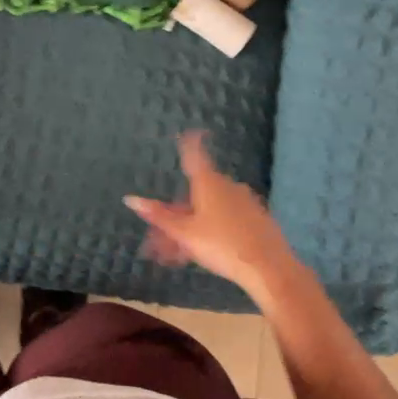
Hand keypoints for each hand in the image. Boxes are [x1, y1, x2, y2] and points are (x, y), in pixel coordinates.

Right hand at [124, 130, 304, 299]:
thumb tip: (130, 199)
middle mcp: (226, 186)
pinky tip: (200, 253)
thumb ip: (158, 216)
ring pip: (209, 210)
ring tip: (174, 255)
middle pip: (196, 193)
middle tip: (158, 239)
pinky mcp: (256, 219)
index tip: (189, 131)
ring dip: (189, 227)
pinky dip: (209, 230)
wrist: (267, 267)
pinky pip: (225, 219)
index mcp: (208, 183)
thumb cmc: (221, 245)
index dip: (190, 143)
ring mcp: (244, 202)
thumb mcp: (184, 233)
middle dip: (176, 213)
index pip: (194, 155)